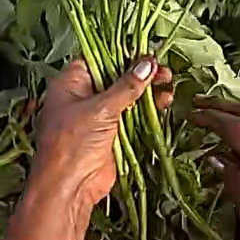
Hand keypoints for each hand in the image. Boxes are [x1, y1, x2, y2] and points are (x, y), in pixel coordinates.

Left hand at [31, 56, 172, 208]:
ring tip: (168, 83)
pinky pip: (133, 117)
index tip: (146, 53)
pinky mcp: (113, 133)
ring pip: (127, 97)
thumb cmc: (73, 143)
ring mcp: (99, 116)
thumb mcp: (100, 108)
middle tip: (163, 71)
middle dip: (140, 73)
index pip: (98, 58)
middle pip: (116, 77)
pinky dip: (148, 110)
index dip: (122, 54)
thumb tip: (147, 65)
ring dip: (148, 91)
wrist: (70, 186)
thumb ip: (126, 86)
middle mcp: (84, 97)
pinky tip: (164, 102)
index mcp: (71, 84)